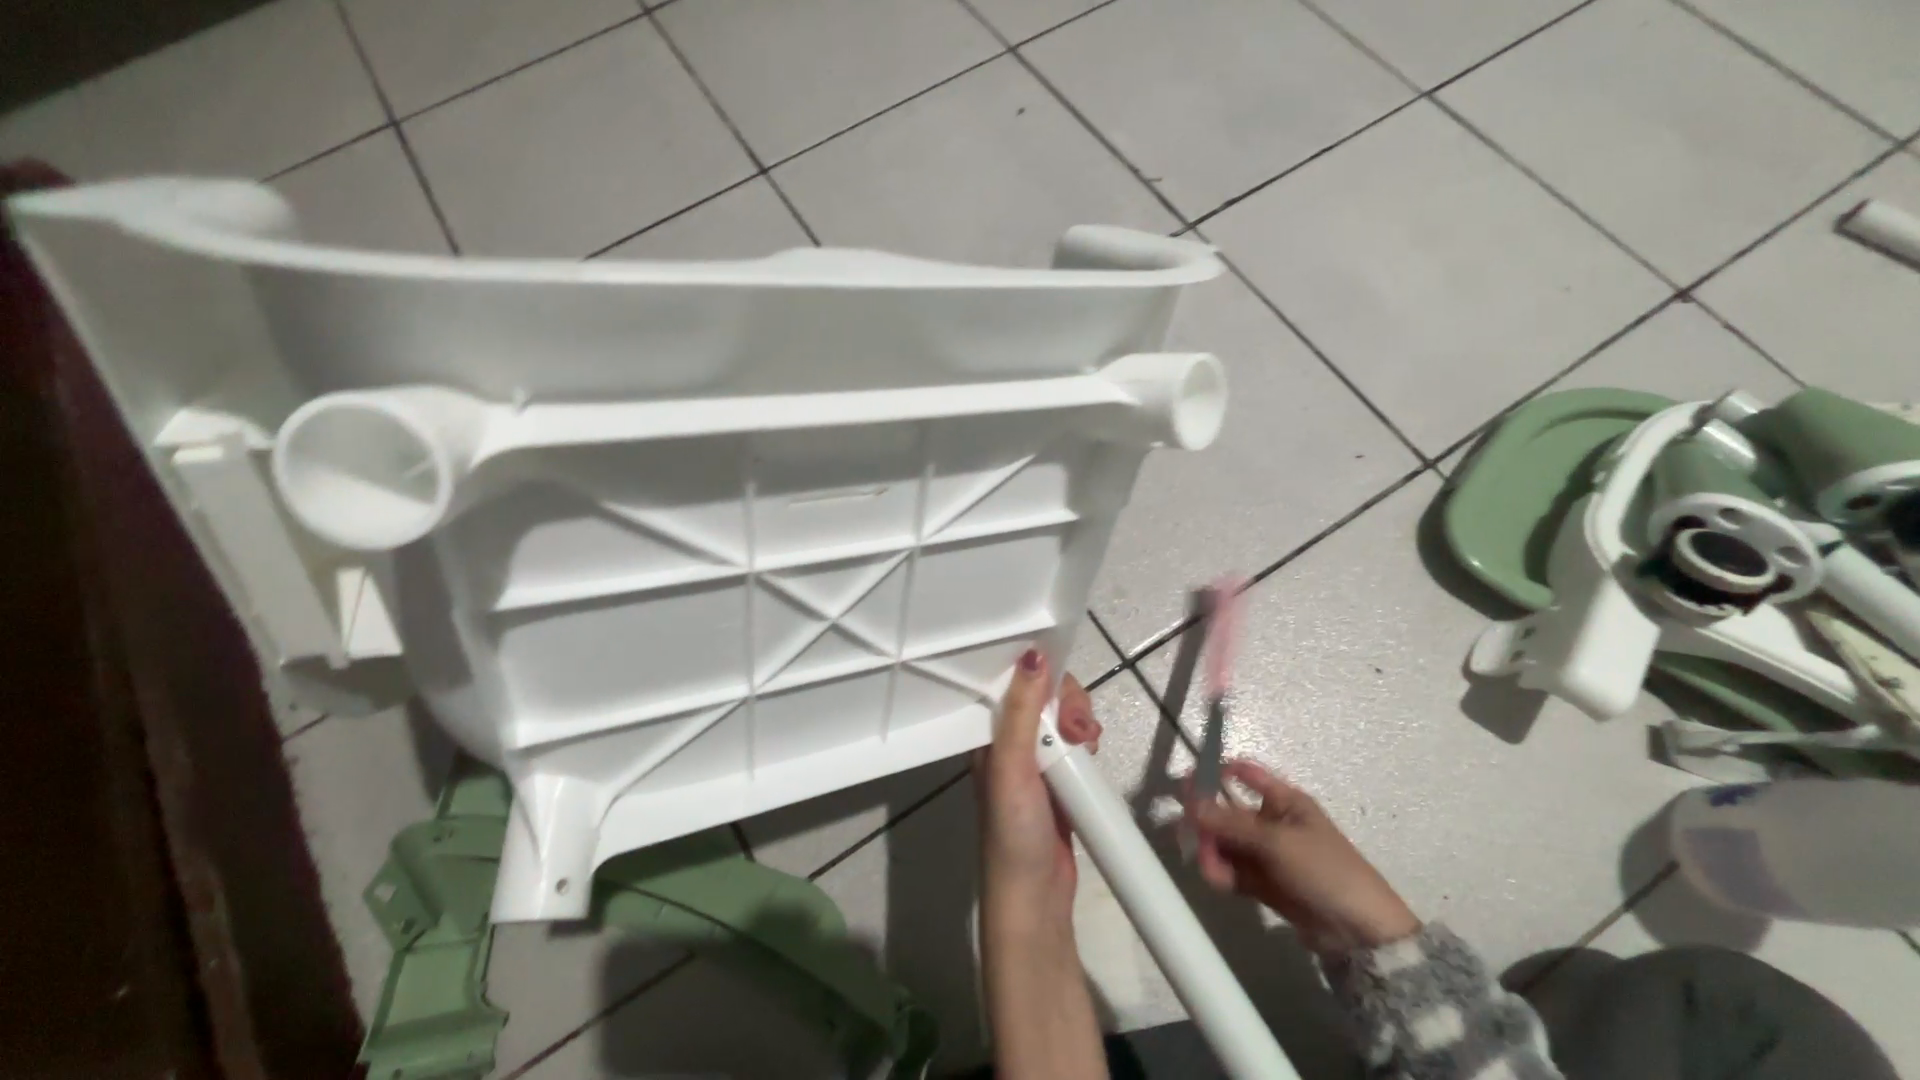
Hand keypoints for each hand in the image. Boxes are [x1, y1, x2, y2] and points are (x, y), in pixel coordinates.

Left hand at [976, 649, 1107, 1079]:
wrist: (1033, 900)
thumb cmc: (1013, 832)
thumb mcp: (1012, 766)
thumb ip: (1023, 712)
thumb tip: (1034, 653)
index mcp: (986, 736)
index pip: (1012, 685)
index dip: (1040, 677)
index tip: (1061, 691)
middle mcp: (1008, 744)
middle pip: (1042, 698)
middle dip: (1067, 703)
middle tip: (1080, 730)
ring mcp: (1035, 763)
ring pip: (1061, 720)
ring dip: (1080, 722)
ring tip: (1088, 742)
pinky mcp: (1059, 781)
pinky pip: (1075, 746)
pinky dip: (1086, 742)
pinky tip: (1093, 750)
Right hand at [1187, 759, 1419, 954]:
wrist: (1358, 931)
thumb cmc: (1324, 869)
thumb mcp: (1277, 842)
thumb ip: (1231, 824)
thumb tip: (1191, 803)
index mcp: (1285, 802)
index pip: (1247, 776)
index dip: (1218, 773)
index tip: (1189, 781)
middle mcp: (1273, 823)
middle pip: (1229, 811)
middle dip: (1207, 820)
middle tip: (1187, 831)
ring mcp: (1268, 855)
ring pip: (1227, 843)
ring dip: (1212, 850)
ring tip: (1208, 865)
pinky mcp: (1264, 884)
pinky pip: (1233, 870)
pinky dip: (1221, 872)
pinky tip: (1216, 878)